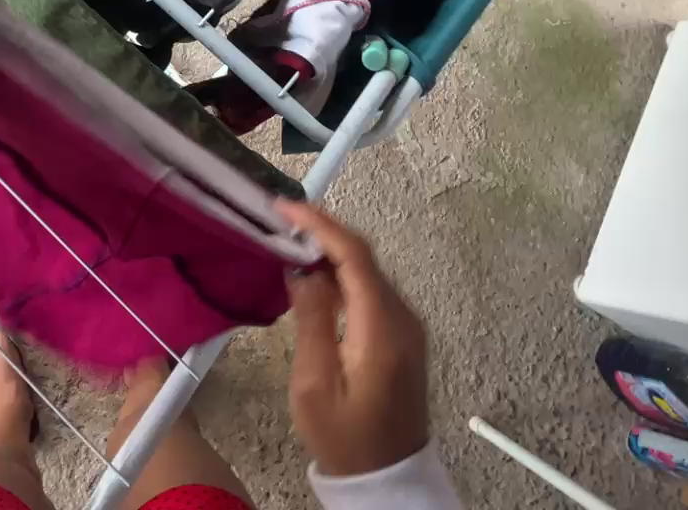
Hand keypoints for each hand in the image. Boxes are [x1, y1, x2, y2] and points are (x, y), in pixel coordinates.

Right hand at [278, 199, 430, 477]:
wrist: (388, 479)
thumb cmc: (344, 437)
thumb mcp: (314, 383)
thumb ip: (312, 319)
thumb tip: (303, 268)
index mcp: (383, 330)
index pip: (354, 256)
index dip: (319, 224)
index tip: (284, 207)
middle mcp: (404, 319)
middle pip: (363, 256)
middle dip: (322, 230)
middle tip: (279, 219)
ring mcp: (408, 326)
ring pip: (367, 268)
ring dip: (330, 248)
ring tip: (289, 238)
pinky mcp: (402, 334)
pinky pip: (370, 287)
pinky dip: (341, 270)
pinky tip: (313, 272)